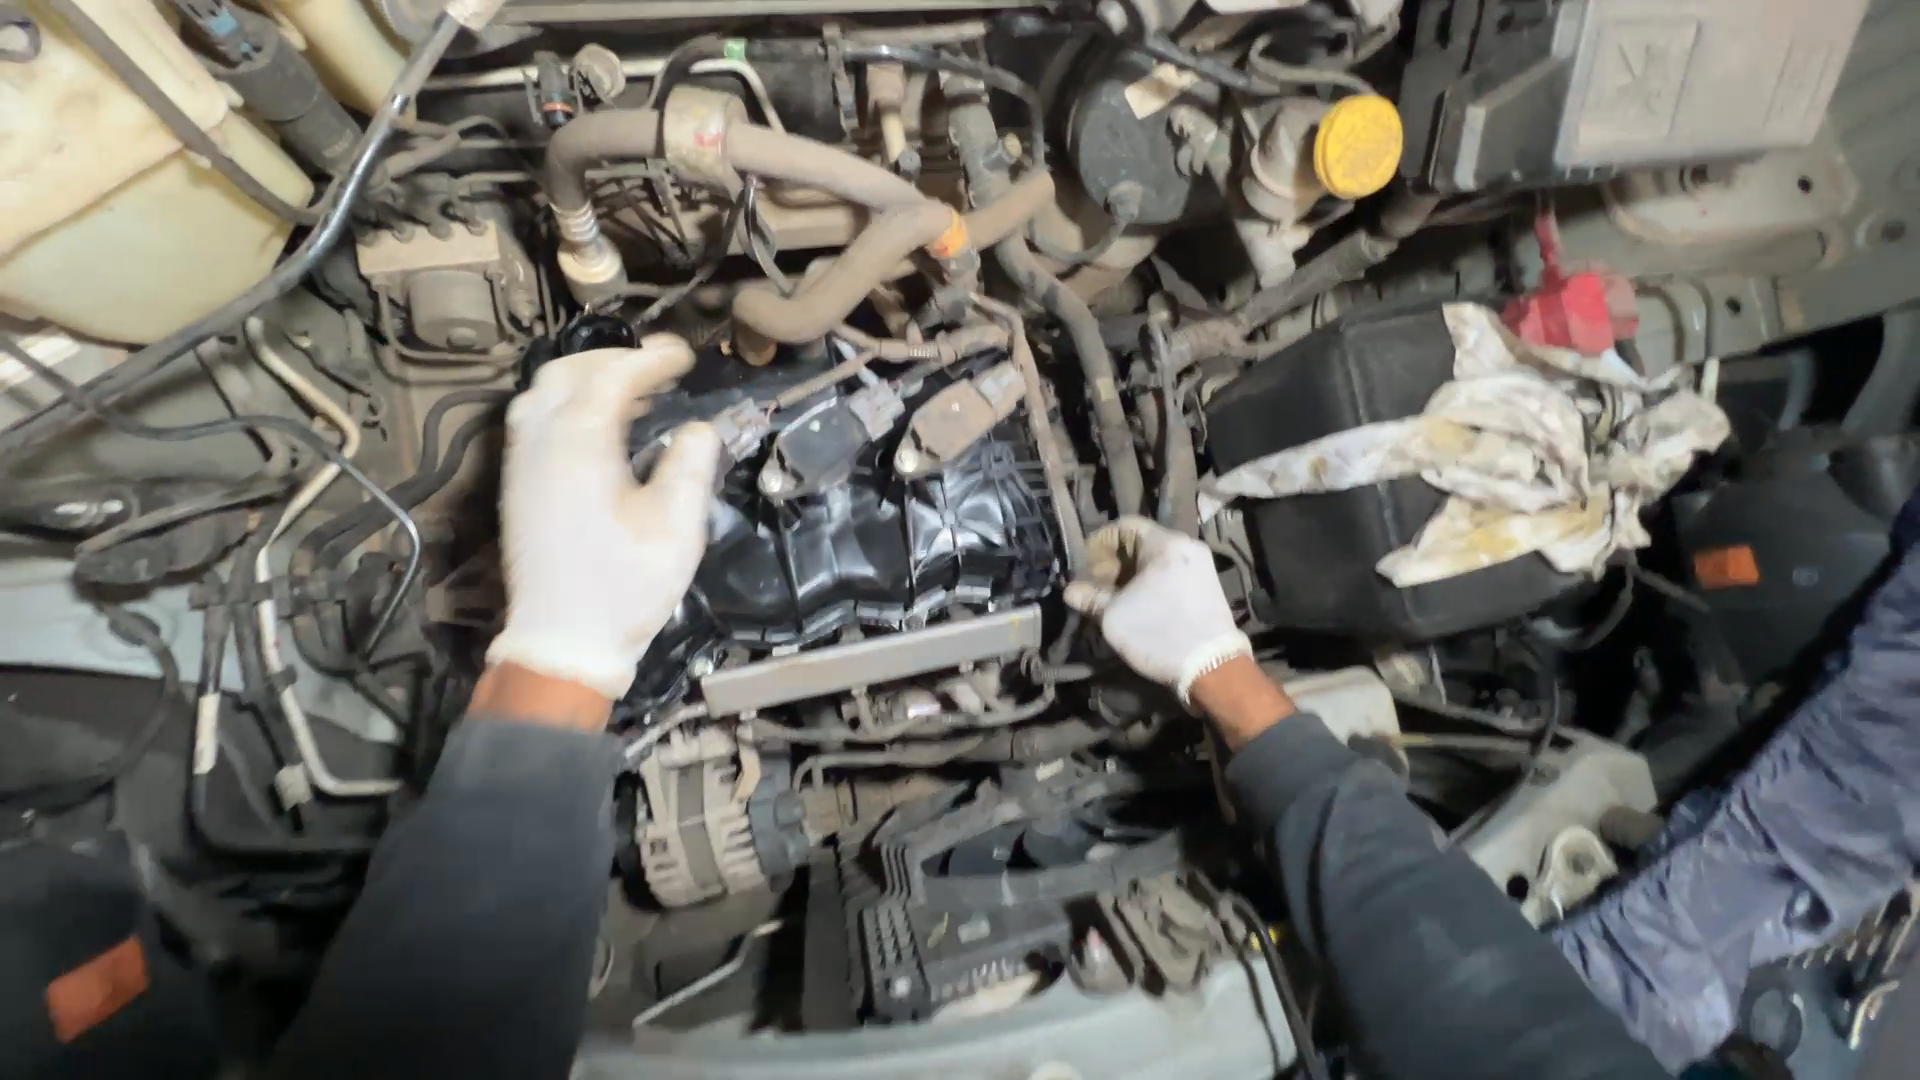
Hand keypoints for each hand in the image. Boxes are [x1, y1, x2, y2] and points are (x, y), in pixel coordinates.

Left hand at [485, 337, 723, 701]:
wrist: (565, 639)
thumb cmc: (625, 585)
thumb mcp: (677, 527)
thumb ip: (690, 467)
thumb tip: (699, 430)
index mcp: (579, 447)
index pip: (612, 379)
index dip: (650, 360)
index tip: (684, 356)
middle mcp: (540, 444)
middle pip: (566, 373)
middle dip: (613, 358)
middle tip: (658, 366)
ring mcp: (522, 465)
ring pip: (541, 393)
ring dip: (586, 379)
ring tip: (632, 390)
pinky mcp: (519, 486)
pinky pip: (534, 420)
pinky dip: (568, 404)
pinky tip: (600, 426)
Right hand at [1063, 516, 1252, 705]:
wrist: (1213, 668)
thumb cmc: (1159, 635)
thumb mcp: (1114, 617)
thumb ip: (1090, 597)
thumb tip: (1071, 590)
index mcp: (1166, 544)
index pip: (1124, 526)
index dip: (1099, 543)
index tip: (1085, 567)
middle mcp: (1187, 546)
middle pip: (1141, 542)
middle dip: (1114, 561)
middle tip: (1097, 585)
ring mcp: (1202, 566)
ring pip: (1156, 559)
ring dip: (1132, 574)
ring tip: (1115, 597)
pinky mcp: (1208, 585)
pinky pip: (1171, 572)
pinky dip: (1151, 582)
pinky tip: (1140, 604)